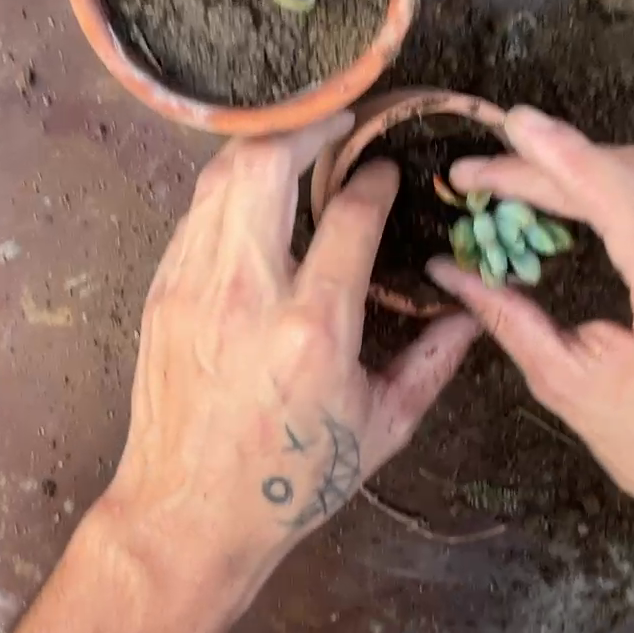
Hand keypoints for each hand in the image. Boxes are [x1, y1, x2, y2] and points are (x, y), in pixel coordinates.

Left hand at [103, 114, 481, 595]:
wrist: (187, 512)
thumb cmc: (292, 478)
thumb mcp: (381, 428)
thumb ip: (432, 362)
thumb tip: (469, 312)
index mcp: (314, 328)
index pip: (350, 216)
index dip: (373, 180)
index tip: (384, 170)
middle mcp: (249, 293)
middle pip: (266, 166)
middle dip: (306, 128)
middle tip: (336, 121)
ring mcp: (195, 286)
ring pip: (222, 176)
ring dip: (263, 145)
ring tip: (296, 141)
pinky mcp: (164, 290)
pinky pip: (197, 210)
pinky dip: (230, 185)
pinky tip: (253, 190)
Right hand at [424, 106, 633, 543]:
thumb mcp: (565, 386)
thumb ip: (507, 316)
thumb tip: (444, 267)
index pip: (632, 207)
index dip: (570, 160)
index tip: (516, 125)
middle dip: (554, 165)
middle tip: (480, 171)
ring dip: (590, 164)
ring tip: (523, 174)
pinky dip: (621, 177)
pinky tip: (580, 187)